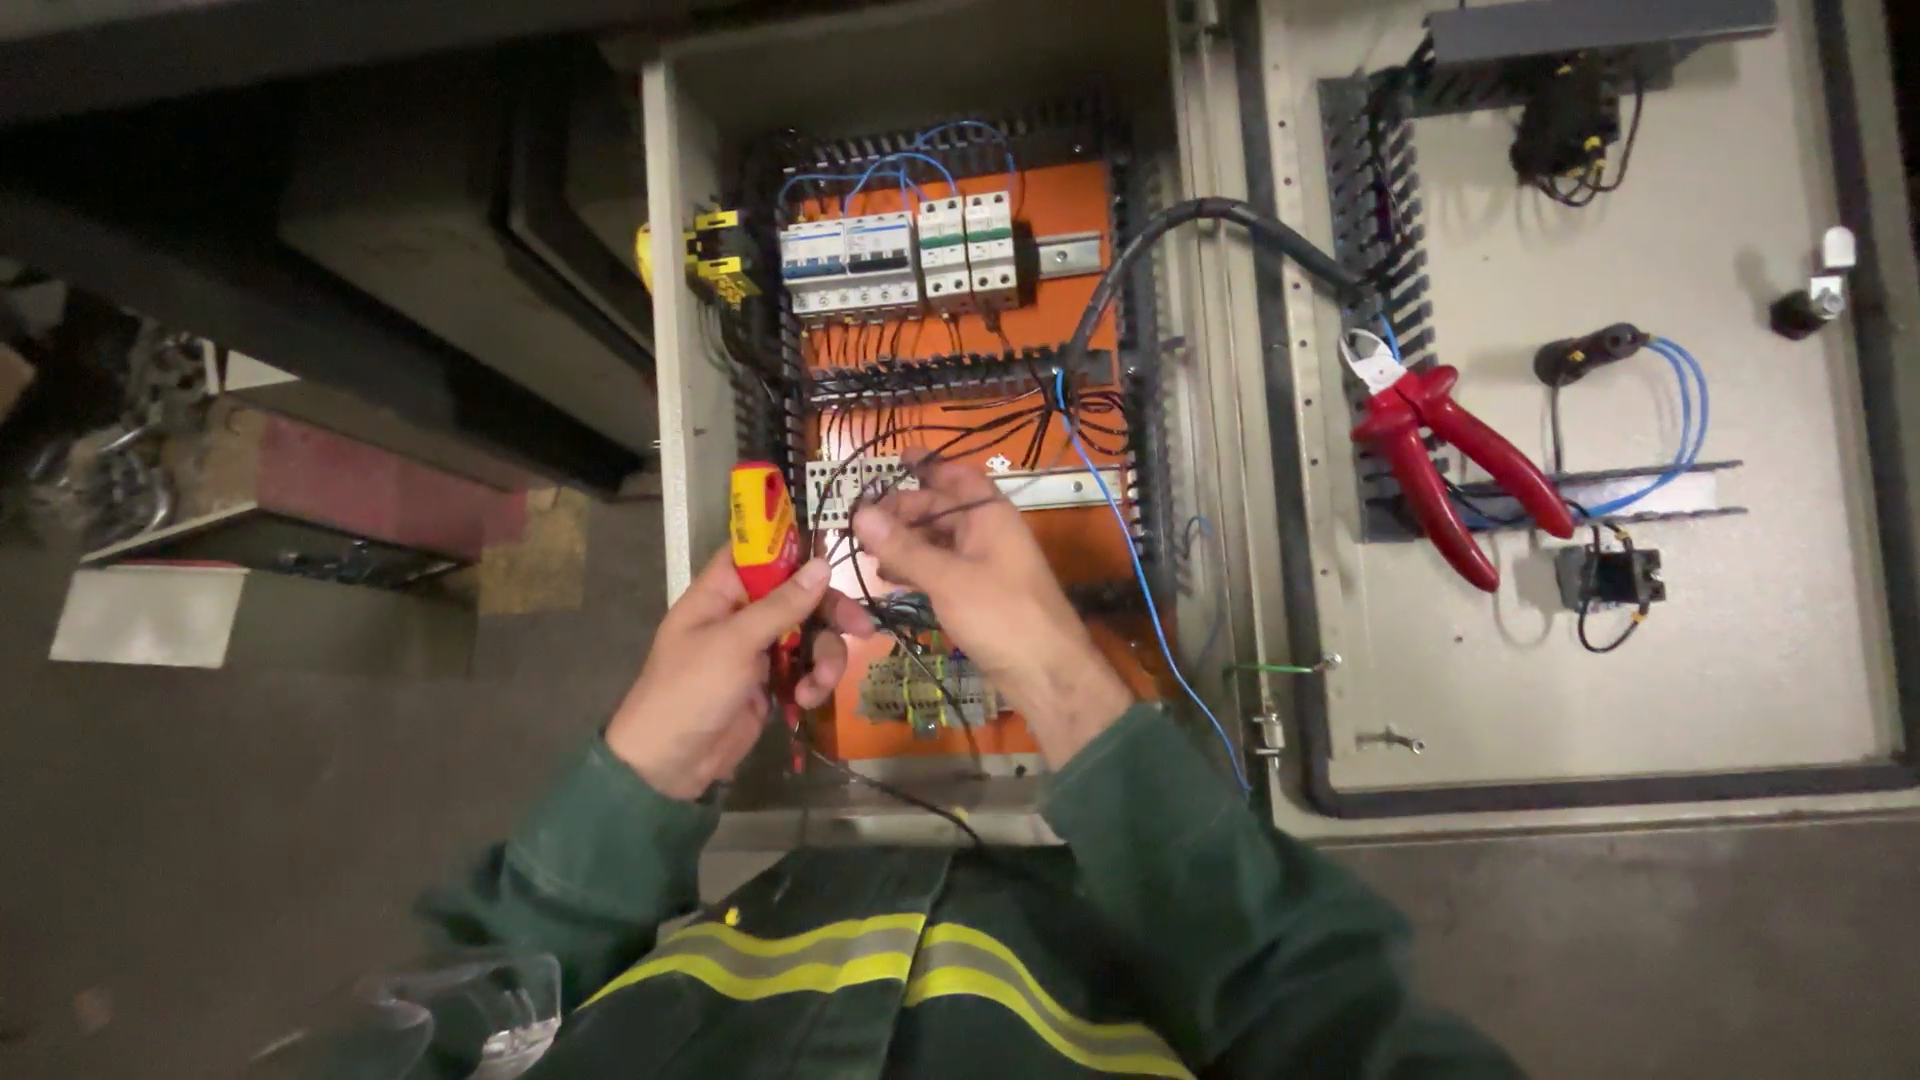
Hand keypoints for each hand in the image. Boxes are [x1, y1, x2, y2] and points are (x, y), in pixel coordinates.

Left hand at [606, 548, 873, 799]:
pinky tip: (806, 699)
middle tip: (861, 628)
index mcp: (720, 593)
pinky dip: (814, 681)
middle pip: (799, 595)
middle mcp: (743, 614)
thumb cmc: (690, 691)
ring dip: (824, 657)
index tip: (833, 552)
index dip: (795, 547)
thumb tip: (822, 565)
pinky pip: (807, 666)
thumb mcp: (734, 644)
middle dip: (830, 613)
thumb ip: (781, 605)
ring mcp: (759, 648)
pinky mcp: (773, 680)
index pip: (759, 551)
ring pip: (811, 633)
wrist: (670, 765)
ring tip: (818, 684)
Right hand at [852, 449, 1132, 766]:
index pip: (957, 476)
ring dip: (906, 542)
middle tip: (862, 520)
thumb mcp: (947, 578)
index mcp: (989, 515)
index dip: (929, 465)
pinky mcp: (978, 594)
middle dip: (903, 511)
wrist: (1045, 672)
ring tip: (868, 550)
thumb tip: (859, 513)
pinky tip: (890, 578)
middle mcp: (988, 533)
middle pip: (941, 509)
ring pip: (939, 541)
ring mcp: (984, 565)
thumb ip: (903, 547)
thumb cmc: (1001, 614)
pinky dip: (917, 569)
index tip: (897, 458)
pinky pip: (942, 569)